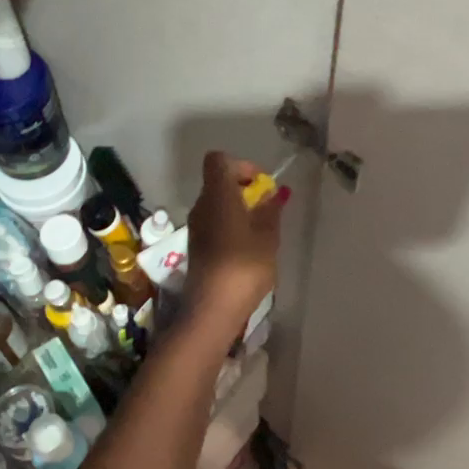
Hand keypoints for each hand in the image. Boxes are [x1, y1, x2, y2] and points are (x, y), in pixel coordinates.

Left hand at [183, 151, 285, 321]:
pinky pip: (214, 223)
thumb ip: (270, 211)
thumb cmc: (244, 267)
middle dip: (244, 190)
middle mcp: (201, 205)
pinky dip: (231, 226)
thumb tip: (272, 194)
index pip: (219, 160)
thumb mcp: (267, 237)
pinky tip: (248, 248)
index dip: (242, 165)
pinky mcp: (197, 246)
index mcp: (217, 195)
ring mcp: (196, 227)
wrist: (213, 308)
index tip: (261, 185)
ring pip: (217, 204)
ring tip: (261, 232)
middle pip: (218, 182)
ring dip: (238, 210)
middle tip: (267, 210)